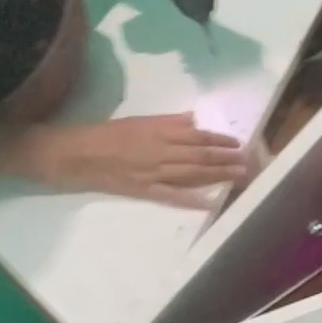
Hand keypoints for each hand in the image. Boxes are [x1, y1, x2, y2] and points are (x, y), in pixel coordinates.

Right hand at [8, 114, 247, 206]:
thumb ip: (168, 122)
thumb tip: (194, 119)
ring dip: (218, 175)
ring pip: (192, 173)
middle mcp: (159, 151)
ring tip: (240, 176)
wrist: (72, 154)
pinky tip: (210, 203)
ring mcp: (153, 172)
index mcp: (157, 132)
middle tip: (249, 161)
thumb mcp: (138, 121)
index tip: (238, 142)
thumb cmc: (105, 134)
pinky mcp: (144, 190)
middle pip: (199, 155)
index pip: (196, 135)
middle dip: (226, 158)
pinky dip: (191, 200)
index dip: (219, 139)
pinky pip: (171, 196)